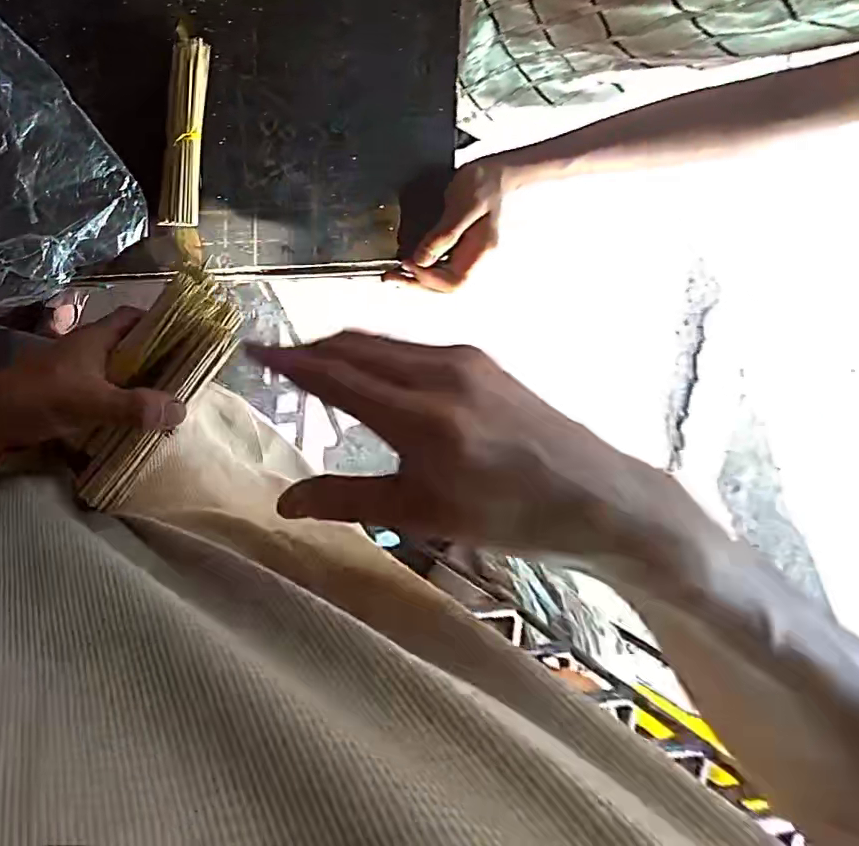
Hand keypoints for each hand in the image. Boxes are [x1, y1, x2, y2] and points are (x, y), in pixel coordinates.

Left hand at [0, 307, 186, 455]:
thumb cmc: (40, 399)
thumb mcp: (91, 403)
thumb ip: (134, 407)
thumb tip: (181, 408)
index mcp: (92, 338)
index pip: (131, 317)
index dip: (158, 321)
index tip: (184, 337)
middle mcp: (83, 348)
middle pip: (125, 343)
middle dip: (151, 356)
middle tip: (181, 375)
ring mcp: (70, 369)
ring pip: (111, 367)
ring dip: (133, 379)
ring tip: (161, 398)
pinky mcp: (61, 390)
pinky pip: (98, 386)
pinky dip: (115, 396)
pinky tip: (127, 415)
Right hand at [248, 333, 719, 571]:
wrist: (606, 500)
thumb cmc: (510, 517)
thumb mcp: (422, 516)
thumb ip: (345, 500)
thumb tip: (282, 504)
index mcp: (422, 420)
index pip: (335, 376)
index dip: (287, 362)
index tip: (252, 350)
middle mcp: (438, 375)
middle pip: (349, 348)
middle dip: (305, 352)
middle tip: (274, 363)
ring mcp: (460, 359)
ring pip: (375, 342)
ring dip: (335, 350)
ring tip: (311, 367)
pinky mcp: (476, 356)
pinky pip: (403, 345)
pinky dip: (368, 353)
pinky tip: (364, 373)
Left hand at [387, 158, 511, 291]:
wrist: (493, 173)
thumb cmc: (481, 185)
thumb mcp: (463, 206)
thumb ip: (444, 234)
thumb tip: (422, 260)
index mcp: (480, 251)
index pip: (454, 282)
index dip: (427, 278)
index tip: (406, 263)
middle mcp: (473, 257)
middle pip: (445, 286)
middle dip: (415, 284)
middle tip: (388, 277)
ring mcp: (465, 254)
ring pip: (439, 279)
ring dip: (414, 280)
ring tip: (391, 275)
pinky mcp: (455, 247)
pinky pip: (437, 267)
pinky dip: (419, 269)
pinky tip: (403, 263)